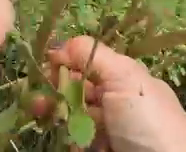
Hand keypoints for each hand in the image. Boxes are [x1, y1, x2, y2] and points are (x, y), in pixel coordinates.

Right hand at [48, 38, 185, 151]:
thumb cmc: (149, 122)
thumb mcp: (125, 77)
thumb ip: (91, 54)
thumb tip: (59, 44)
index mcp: (127, 79)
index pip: (89, 63)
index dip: (66, 62)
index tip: (46, 65)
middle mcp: (117, 105)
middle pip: (77, 91)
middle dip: (53, 92)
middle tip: (36, 101)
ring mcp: (110, 134)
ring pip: (73, 119)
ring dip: (55, 115)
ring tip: (41, 116)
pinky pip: (78, 143)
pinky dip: (70, 141)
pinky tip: (70, 143)